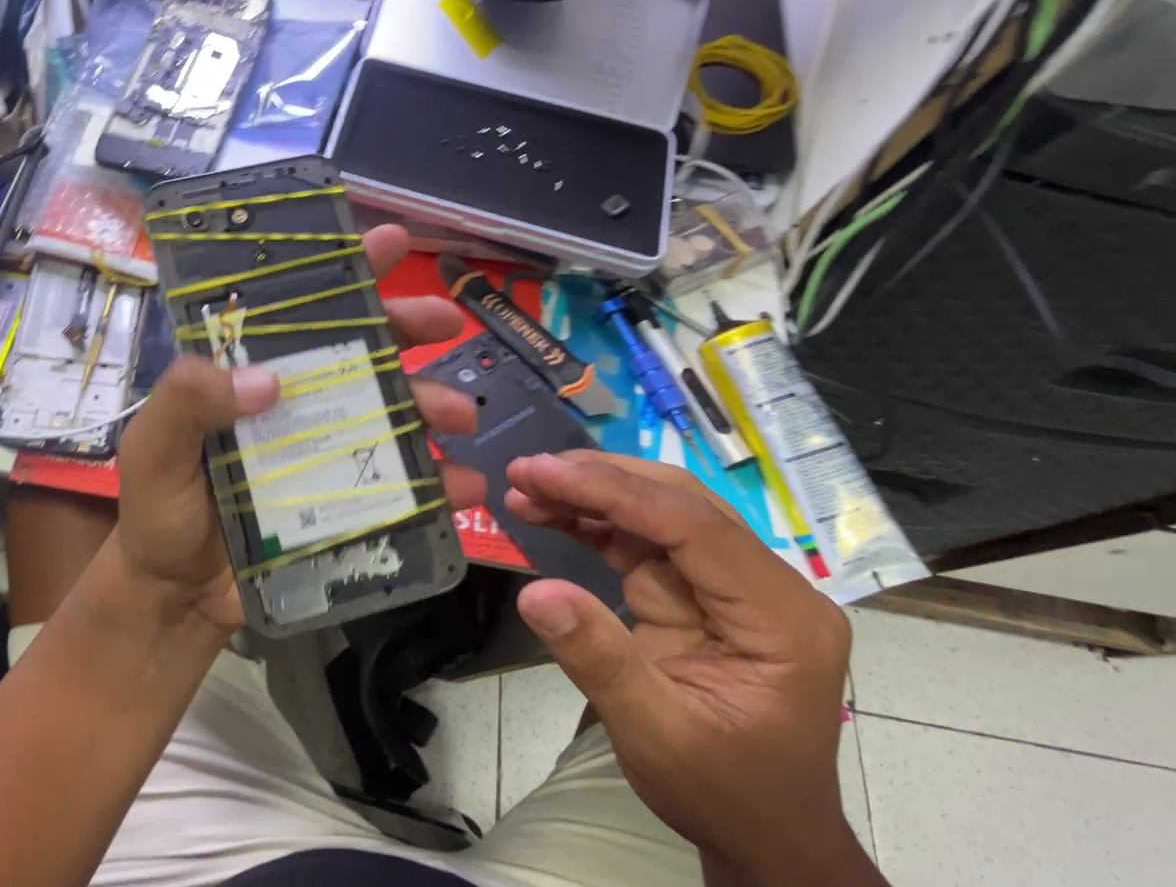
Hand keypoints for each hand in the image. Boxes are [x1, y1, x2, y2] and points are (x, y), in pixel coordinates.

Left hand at [114, 224, 484, 631]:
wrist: (179, 596)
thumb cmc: (159, 512)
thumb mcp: (152, 448)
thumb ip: (187, 402)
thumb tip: (269, 381)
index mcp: (244, 374)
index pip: (294, 308)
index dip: (342, 270)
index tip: (389, 241)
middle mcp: (292, 400)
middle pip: (358, 350)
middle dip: (408, 329)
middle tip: (447, 326)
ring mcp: (323, 448)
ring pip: (390, 410)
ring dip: (433, 403)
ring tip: (458, 416)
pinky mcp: (346, 498)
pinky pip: (401, 480)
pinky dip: (439, 479)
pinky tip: (463, 485)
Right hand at [504, 451, 860, 880]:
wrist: (762, 835)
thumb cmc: (725, 793)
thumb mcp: (658, 735)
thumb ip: (600, 659)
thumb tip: (534, 593)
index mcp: (782, 616)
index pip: (694, 527)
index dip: (614, 492)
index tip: (541, 473)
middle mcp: (767, 586)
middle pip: (682, 504)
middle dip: (600, 480)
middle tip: (525, 470)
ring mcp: (732, 586)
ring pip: (659, 512)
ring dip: (591, 494)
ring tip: (525, 486)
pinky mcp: (698, 593)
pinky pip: (643, 541)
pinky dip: (594, 523)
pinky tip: (549, 512)